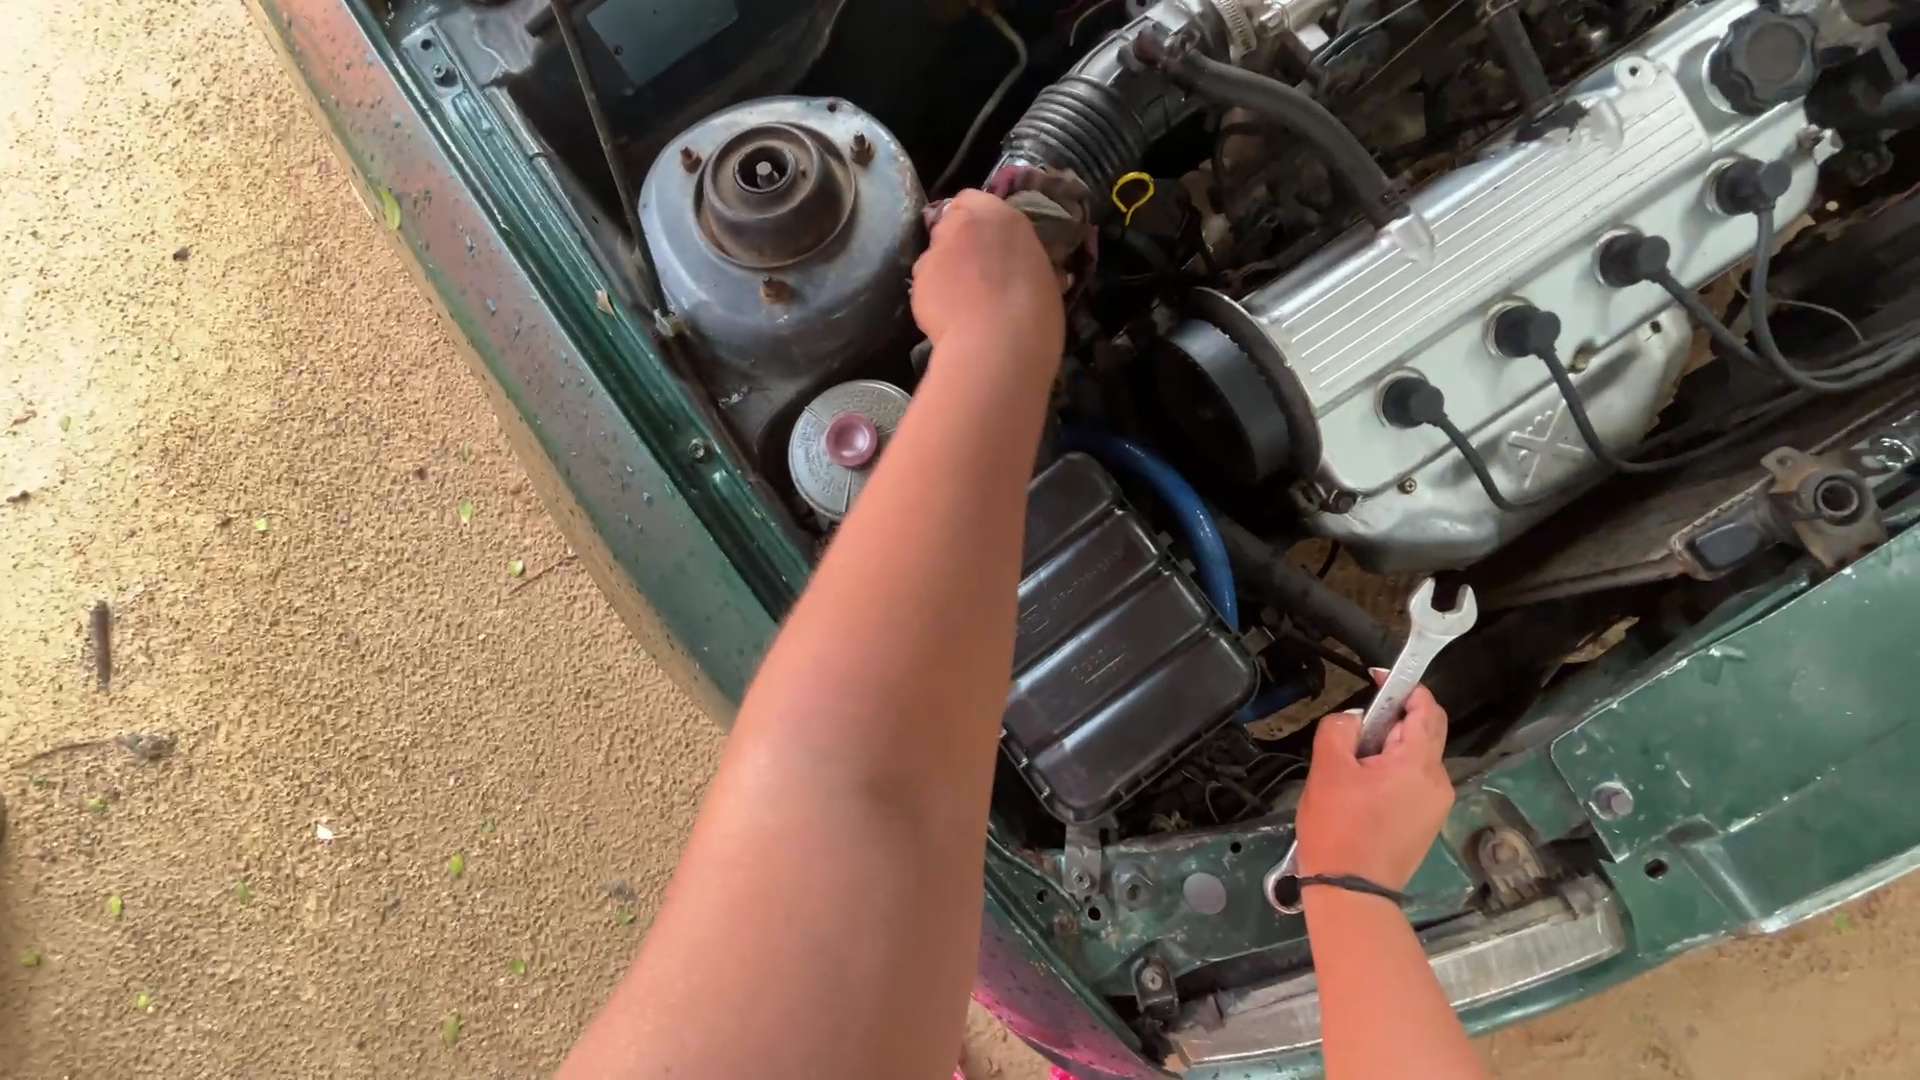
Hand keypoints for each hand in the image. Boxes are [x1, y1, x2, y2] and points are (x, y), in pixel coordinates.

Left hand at [911, 190, 1064, 357]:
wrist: (998, 346)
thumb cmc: (1034, 311)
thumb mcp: (1043, 275)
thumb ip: (1023, 261)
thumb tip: (1023, 271)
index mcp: (999, 215)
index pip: (973, 199)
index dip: (977, 222)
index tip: (988, 245)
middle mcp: (960, 225)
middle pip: (949, 225)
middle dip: (957, 245)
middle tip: (974, 275)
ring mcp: (934, 253)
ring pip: (934, 257)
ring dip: (944, 272)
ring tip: (960, 303)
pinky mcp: (917, 283)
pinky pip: (925, 287)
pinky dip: (934, 299)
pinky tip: (949, 320)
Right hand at [1294, 681, 1452, 889]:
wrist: (1351, 888)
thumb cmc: (1339, 825)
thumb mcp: (1328, 767)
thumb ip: (1341, 729)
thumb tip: (1355, 721)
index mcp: (1418, 764)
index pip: (1427, 710)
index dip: (1405, 687)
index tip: (1377, 677)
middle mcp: (1438, 782)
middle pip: (1422, 733)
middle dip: (1389, 720)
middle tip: (1352, 728)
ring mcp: (1434, 805)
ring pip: (1413, 758)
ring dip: (1385, 747)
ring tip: (1348, 762)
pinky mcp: (1424, 822)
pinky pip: (1410, 781)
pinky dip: (1388, 770)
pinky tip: (1358, 787)